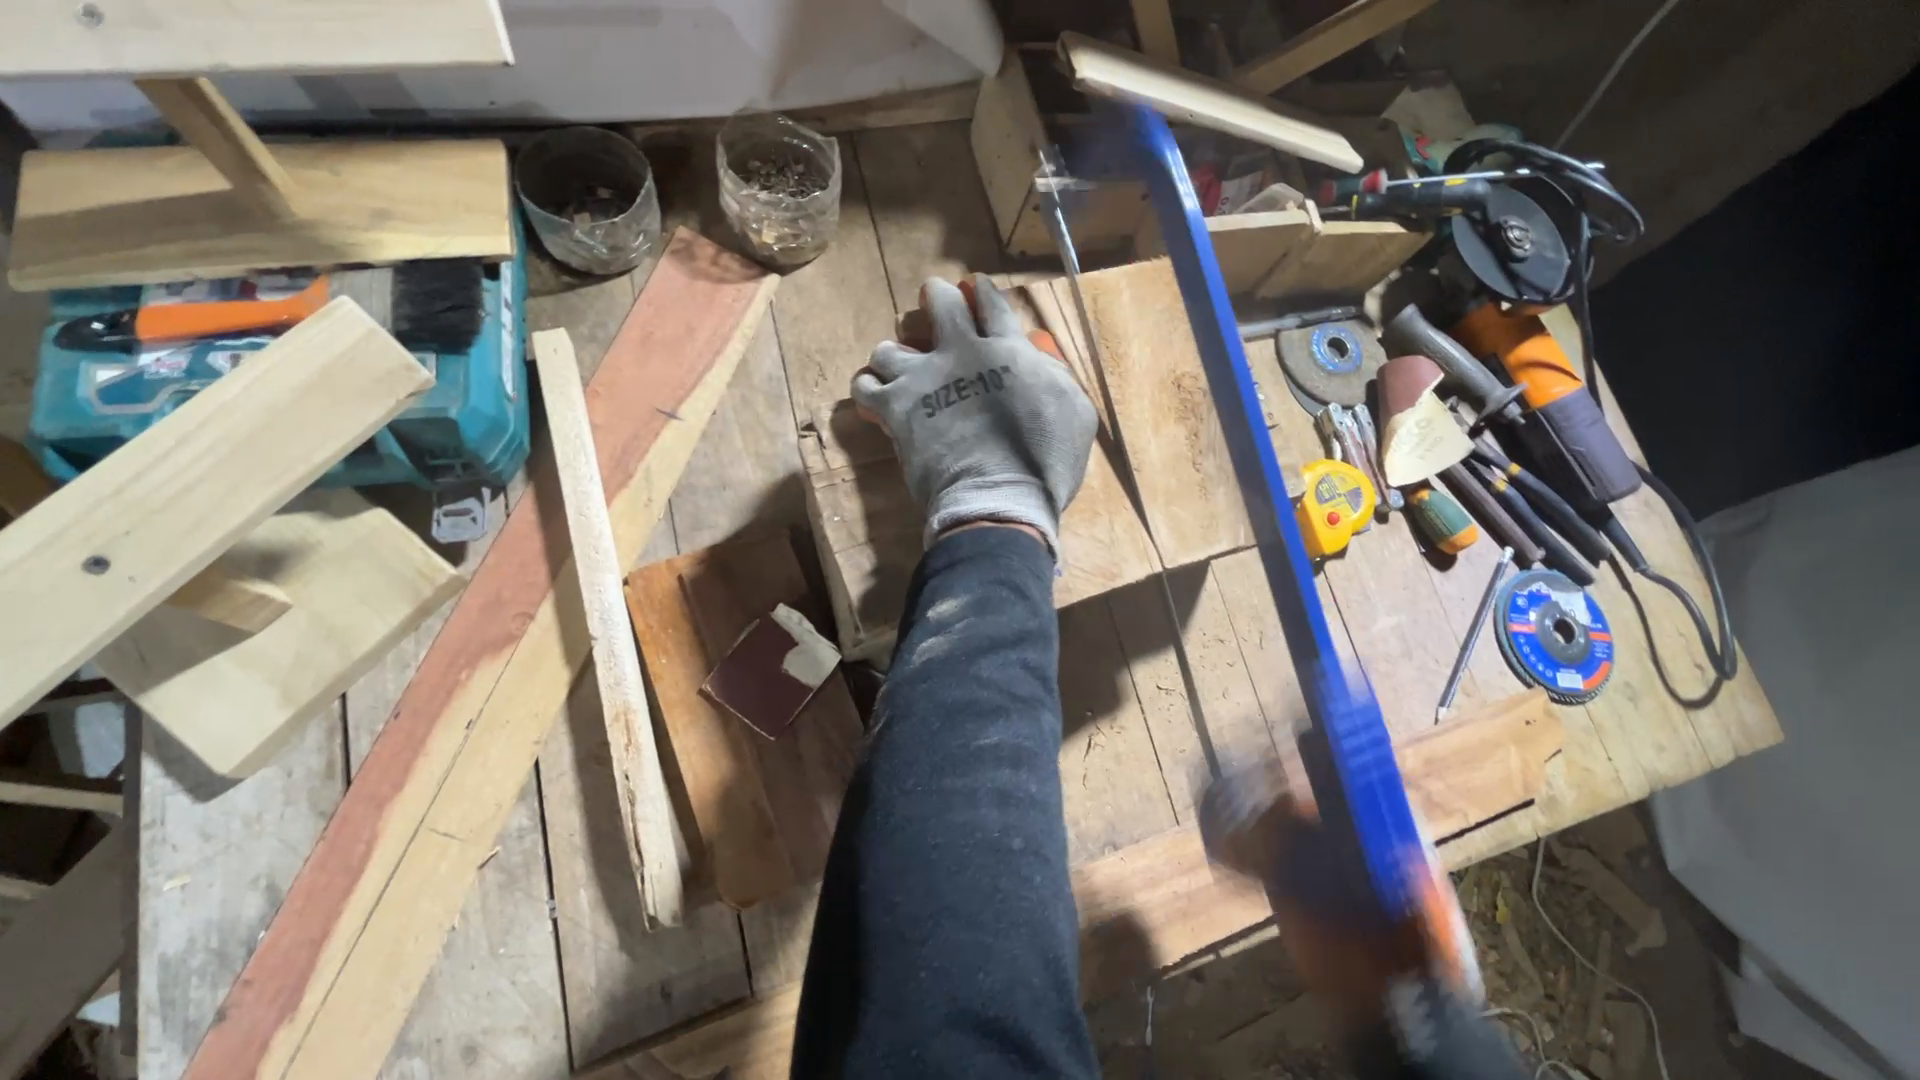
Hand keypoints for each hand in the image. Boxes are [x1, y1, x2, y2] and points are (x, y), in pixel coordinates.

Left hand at [852, 275, 1097, 555]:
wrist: (999, 500)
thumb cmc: (1046, 464)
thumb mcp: (1075, 412)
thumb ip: (1053, 375)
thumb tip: (1034, 354)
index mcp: (1007, 350)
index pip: (990, 304)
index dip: (981, 293)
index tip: (974, 290)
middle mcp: (961, 352)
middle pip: (939, 302)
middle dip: (935, 298)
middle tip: (933, 306)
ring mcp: (923, 378)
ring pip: (890, 346)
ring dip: (894, 354)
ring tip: (899, 369)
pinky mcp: (895, 409)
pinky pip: (865, 386)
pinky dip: (869, 389)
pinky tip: (877, 399)